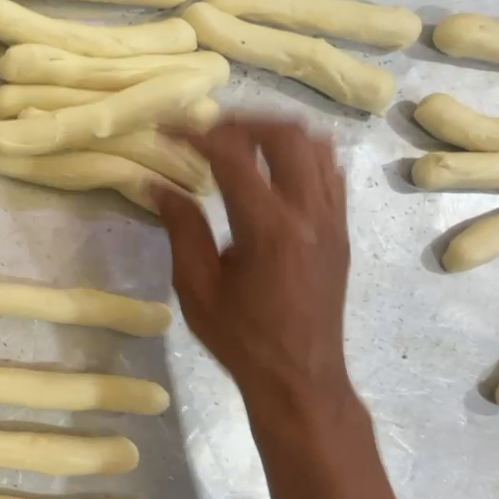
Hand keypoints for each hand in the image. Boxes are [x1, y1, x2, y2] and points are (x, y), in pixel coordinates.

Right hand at [152, 118, 352, 405]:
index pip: (233, 158)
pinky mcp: (341, 229)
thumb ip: (182, 228)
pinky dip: (301, 156)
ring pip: (317, 147)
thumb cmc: (240, 337)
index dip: (197, 135)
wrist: (299, 375)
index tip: (167, 129)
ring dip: (276, 133)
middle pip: (287, 136)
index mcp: (269, 229)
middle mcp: (310, 213)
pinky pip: (330, 172)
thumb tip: (158, 185)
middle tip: (206, 130)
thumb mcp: (196, 287)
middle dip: (243, 122)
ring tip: (239, 141)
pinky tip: (273, 168)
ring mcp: (333, 219)